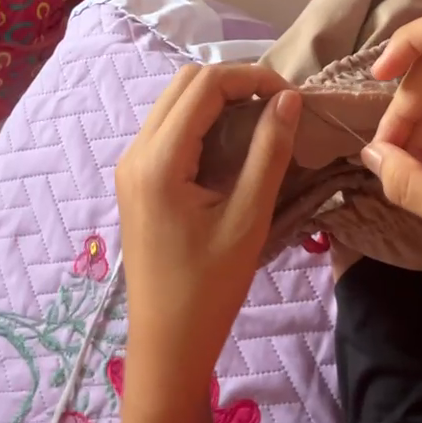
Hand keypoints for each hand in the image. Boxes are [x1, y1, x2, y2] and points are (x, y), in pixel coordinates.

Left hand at [116, 64, 301, 389]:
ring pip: (174, 100)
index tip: (290, 95)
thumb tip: (289, 99)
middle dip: (234, 81)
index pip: (204, 86)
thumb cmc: (210, 287)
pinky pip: (169, 125)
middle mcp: (136, 151)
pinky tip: (232, 139)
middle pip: (185, 82)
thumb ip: (269, 151)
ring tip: (260, 116)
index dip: (250, 77)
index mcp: (159, 160)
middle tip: (277, 102)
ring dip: (217, 96)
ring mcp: (131, 164)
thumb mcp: (249, 217)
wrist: (166, 345)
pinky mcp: (136, 177)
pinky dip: (202, 117)